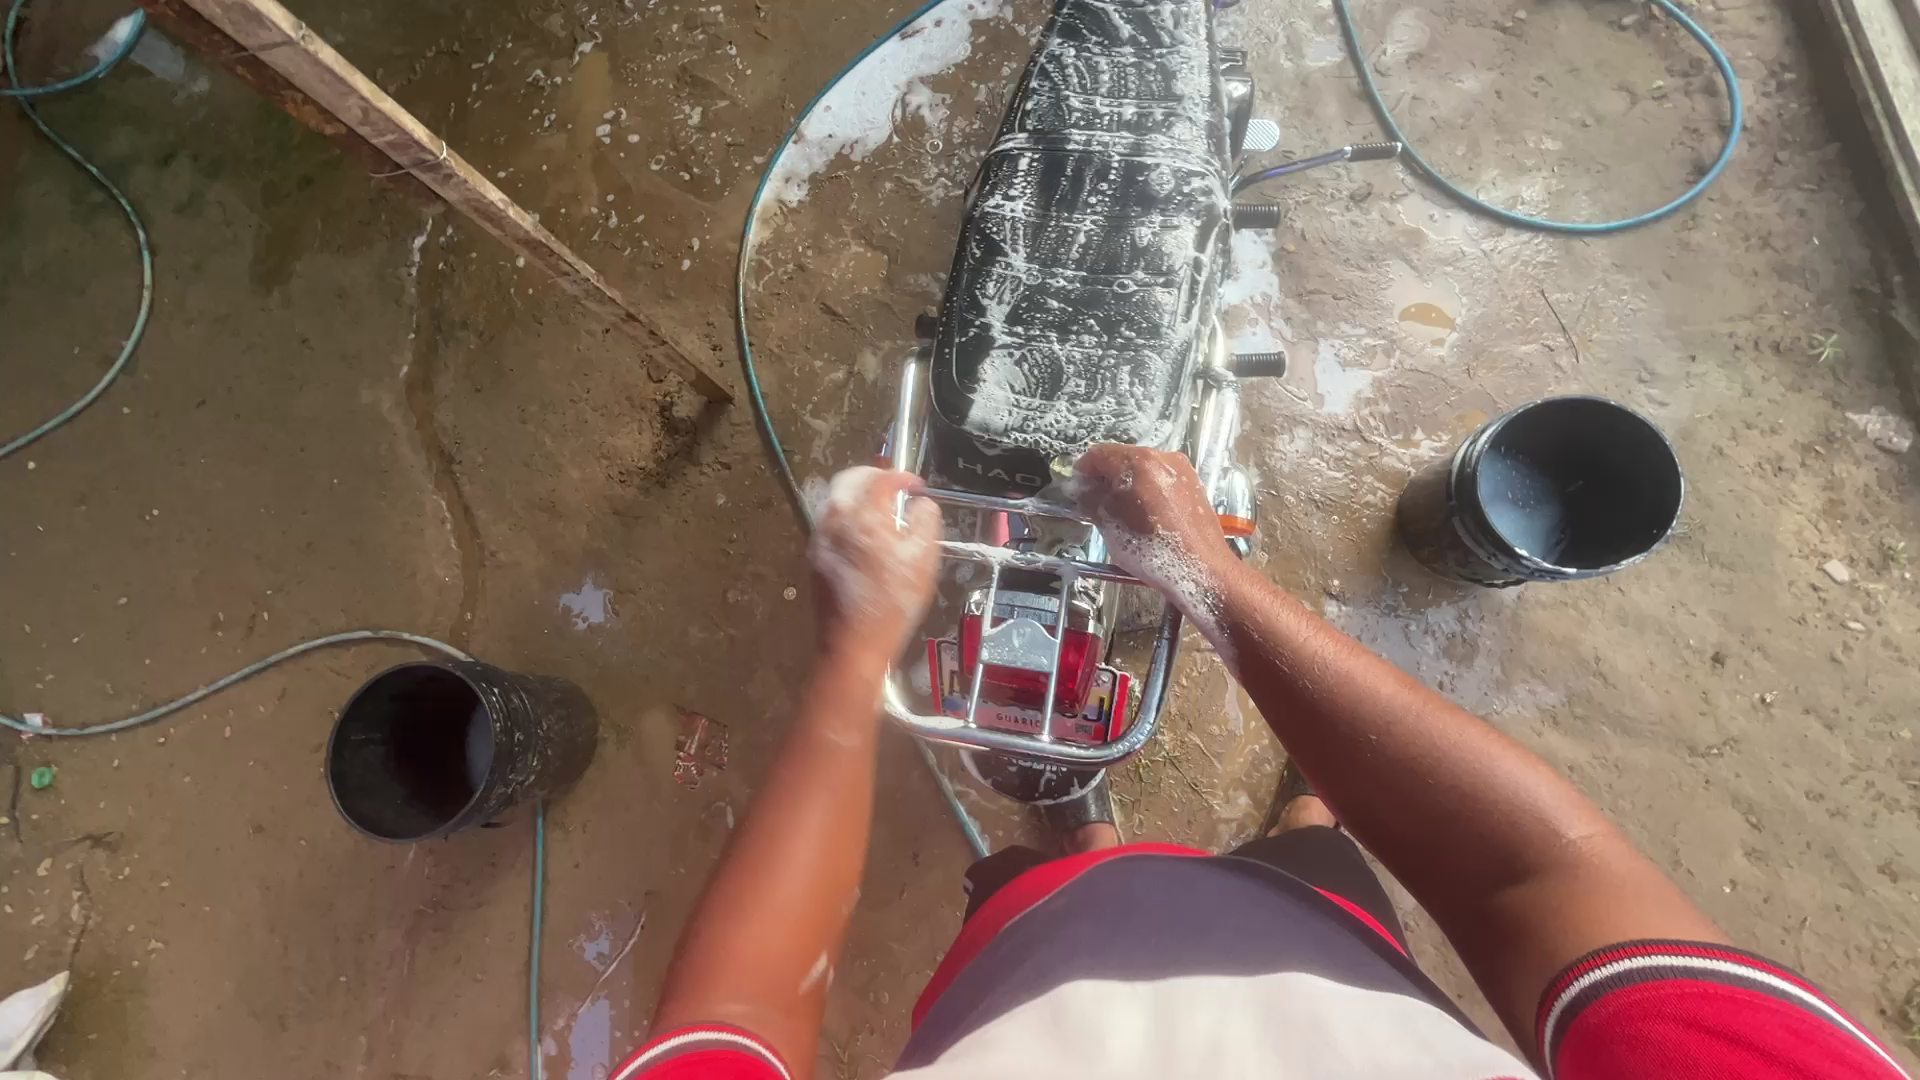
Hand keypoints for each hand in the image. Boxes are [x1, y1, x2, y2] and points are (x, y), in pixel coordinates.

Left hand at [808, 466, 942, 662]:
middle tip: (894, 487)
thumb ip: (925, 521)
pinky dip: (849, 516)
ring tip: (882, 510)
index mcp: (864, 516)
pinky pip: (831, 522)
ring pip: (836, 499)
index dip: (902, 477)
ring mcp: (820, 538)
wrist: (853, 644)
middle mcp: (835, 520)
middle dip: (874, 477)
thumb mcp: (924, 560)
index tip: (916, 485)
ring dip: (859, 495)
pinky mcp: (815, 557)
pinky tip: (866, 536)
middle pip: (849, 480)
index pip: (881, 478)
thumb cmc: (894, 602)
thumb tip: (921, 504)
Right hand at [1071, 444, 1236, 604]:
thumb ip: (1090, 499)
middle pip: (1122, 458)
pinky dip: (1146, 490)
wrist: (1200, 569)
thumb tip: (1081, 489)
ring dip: (1126, 484)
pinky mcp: (1193, 484)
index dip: (1083, 471)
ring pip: (1143, 468)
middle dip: (1105, 477)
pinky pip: (1160, 479)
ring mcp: (1181, 469)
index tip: (1077, 489)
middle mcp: (1162, 457)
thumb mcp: (1109, 524)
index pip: (1098, 454)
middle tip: (1095, 502)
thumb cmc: (1151, 548)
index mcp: (1138, 462)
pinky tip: (1143, 515)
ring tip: (1120, 511)